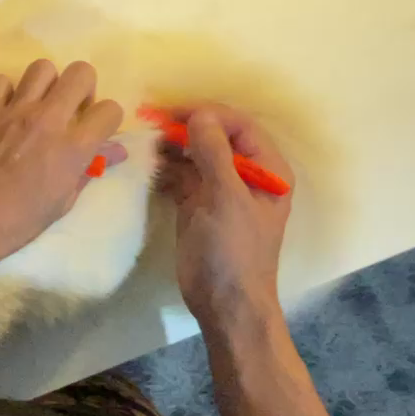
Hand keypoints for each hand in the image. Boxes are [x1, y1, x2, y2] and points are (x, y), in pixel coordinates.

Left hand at [0, 59, 124, 288]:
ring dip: (47, 85)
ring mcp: (13, 112)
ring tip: (39, 108)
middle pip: (81, 73)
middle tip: (71, 113)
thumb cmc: (16, 224)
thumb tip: (115, 152)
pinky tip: (5, 112)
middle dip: (83, 90)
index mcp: (72, 148)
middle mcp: (47, 120)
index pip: (109, 110)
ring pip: (42, 68)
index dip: (106, 120)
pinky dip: (6, 91)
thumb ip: (88, 170)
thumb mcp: (61, 203)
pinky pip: (0, 81)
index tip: (95, 132)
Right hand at [160, 104, 293, 327]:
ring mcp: (220, 192)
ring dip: (173, 150)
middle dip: (186, 130)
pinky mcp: (198, 209)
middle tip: (152, 126)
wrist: (225, 302)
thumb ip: (214, 153)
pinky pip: (183, 180)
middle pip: (216, 139)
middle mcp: (245, 176)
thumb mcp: (226, 198)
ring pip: (196, 158)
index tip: (171, 113)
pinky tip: (149, 169)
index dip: (207, 115)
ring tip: (147, 146)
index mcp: (267, 170)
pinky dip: (167, 172)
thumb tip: (200, 116)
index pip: (238, 126)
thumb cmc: (234, 250)